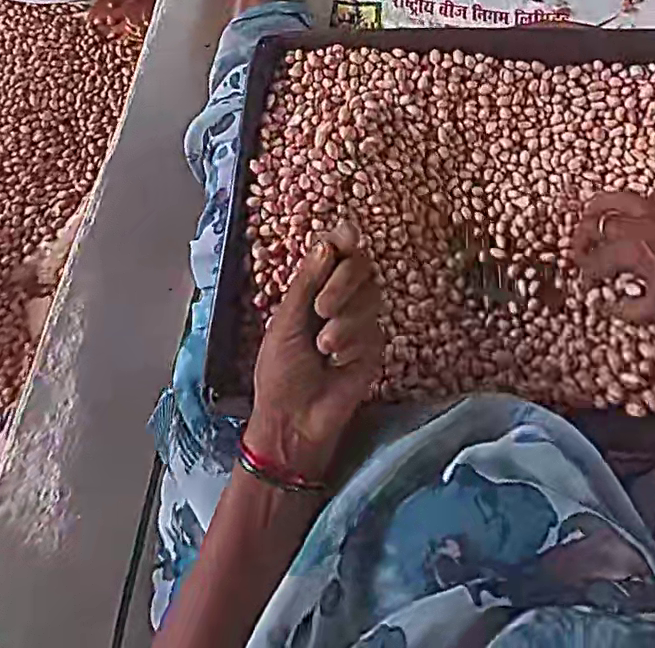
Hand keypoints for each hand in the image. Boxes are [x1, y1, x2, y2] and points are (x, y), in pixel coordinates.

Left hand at [246, 222, 382, 480]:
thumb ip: (308, 280)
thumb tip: (328, 241)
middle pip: (360, 266)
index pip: (336, 252)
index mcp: (314, 287)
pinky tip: (335, 362)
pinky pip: (372, 330)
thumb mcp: (285, 320)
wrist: (294, 419)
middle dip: (342, 282)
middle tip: (320, 307)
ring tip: (322, 347)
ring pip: (370, 297)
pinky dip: (351, 345)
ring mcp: (360, 321)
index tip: (345, 236)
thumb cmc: (280, 370)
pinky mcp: (374, 347)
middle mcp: (341, 299)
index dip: (344, 240)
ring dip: (344, 320)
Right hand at [571, 181, 654, 344]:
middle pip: (603, 221)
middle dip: (586, 234)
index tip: (584, 279)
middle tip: (580, 247)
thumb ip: (630, 307)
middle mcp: (651, 228)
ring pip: (629, 198)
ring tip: (599, 214)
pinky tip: (654, 204)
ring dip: (609, 205)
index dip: (586, 270)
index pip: (598, 259)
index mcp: (638, 252)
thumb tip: (610, 305)